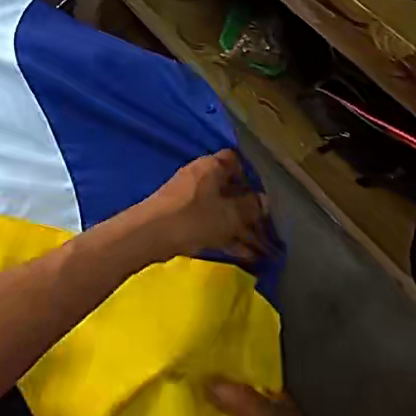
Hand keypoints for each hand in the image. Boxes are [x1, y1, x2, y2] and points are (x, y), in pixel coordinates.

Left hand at [130, 150, 272, 263]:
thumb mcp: (229, 215)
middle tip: (267, 226)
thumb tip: (265, 201)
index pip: (236, 160)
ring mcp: (188, 197)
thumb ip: (250, 207)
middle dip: (248, 209)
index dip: (251, 176)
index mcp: (212, 166)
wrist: (148, 235)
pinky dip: (225, 235)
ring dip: (240, 227)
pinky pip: (210, 223)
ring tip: (261, 248)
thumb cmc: (193, 218)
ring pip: (221, 209)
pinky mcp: (180, 217)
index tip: (264, 195)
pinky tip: (244, 255)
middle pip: (230, 188)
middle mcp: (200, 176)